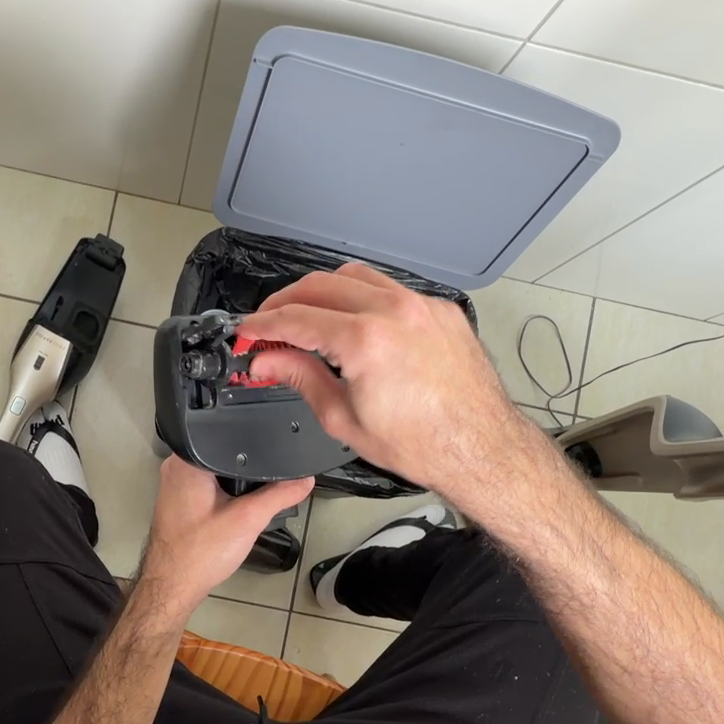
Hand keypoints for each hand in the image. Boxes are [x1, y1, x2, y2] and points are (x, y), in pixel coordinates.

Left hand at [139, 456, 312, 610]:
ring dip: (238, 480)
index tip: (277, 446)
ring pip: (217, 470)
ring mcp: (175, 484)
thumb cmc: (200, 553)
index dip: (254, 440)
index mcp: (185, 460)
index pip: (225, 435)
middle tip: (272, 474)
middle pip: (223, 451)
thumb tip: (305, 480)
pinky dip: (226, 492)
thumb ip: (279, 495)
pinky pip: (209, 485)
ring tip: (258, 489)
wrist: (173, 587)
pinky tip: (239, 504)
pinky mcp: (180, 500)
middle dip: (249, 464)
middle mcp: (175, 466)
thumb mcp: (248, 520)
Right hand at [241, 264, 549, 508]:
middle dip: (283, 303)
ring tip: (303, 320)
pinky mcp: (438, 310)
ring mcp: (420, 305)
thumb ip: (299, 378)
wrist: (478, 447)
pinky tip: (348, 323)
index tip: (245, 334)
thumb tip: (266, 362)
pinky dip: (359, 298)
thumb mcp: (342, 418)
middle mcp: (395, 311)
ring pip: (353, 276)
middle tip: (266, 327)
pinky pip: (388, 288)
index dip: (260, 326)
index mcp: (366, 341)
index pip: (294, 318)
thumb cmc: (422, 444)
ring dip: (320, 293)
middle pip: (318, 284)